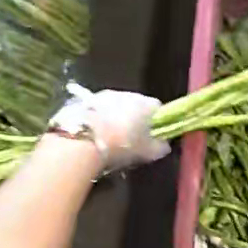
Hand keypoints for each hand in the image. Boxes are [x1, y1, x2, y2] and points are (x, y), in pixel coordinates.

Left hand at [47, 88, 170, 173]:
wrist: (83, 140)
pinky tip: (96, 134)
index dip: (157, 122)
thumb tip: (165, 144)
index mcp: (146, 103)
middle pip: (136, 105)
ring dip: (116, 118)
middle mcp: (128, 94)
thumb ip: (161, 147)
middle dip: (135, 119)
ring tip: (111, 138)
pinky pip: (99, 110)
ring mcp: (105, 95)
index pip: (158, 108)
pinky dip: (100, 119)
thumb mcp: (148, 153)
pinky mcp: (86, 100)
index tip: (152, 135)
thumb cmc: (122, 145)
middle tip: (131, 139)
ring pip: (116, 106)